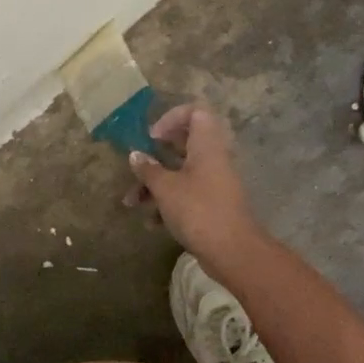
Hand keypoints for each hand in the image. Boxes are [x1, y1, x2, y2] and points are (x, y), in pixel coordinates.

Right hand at [127, 103, 263, 263]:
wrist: (231, 250)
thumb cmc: (197, 210)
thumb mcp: (166, 189)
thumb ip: (148, 170)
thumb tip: (135, 155)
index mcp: (207, 146)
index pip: (196, 112)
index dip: (172, 118)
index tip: (152, 137)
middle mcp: (213, 159)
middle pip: (185, 144)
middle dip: (156, 155)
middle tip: (139, 165)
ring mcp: (214, 183)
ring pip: (181, 172)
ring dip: (155, 184)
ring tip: (132, 203)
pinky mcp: (212, 204)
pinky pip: (187, 194)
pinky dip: (168, 203)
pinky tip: (152, 223)